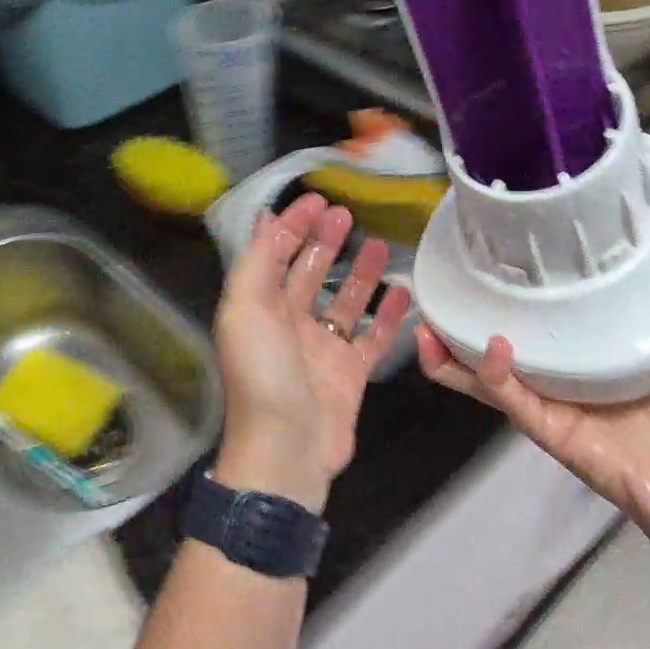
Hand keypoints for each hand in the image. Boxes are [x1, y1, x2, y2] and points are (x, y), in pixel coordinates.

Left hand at [213, 194, 413, 512]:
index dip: (291, 226)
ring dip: (359, 274)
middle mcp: (287, 326)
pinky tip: (404, 290)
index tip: (318, 199)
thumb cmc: (263, 375)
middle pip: (308, 275)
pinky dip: (387, 316)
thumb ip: (257, 262)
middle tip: (348, 214)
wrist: (287, 450)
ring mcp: (321, 351)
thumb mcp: (245, 310)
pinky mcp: (350, 374)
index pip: (274, 256)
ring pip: (343, 303)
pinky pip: (371, 338)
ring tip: (380, 244)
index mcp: (257, 309)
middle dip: (324, 243)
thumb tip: (265, 218)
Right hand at [416, 204, 649, 543]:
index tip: (508, 223)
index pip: (558, 293)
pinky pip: (510, 398)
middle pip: (506, 327)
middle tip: (443, 272)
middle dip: (466, 305)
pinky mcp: (549, 427)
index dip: (530, 263)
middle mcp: (570, 360)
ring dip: (450, 346)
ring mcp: (553, 394)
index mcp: (606, 334)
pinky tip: (490, 348)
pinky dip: (491, 375)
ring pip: (487, 367)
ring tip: (426, 318)